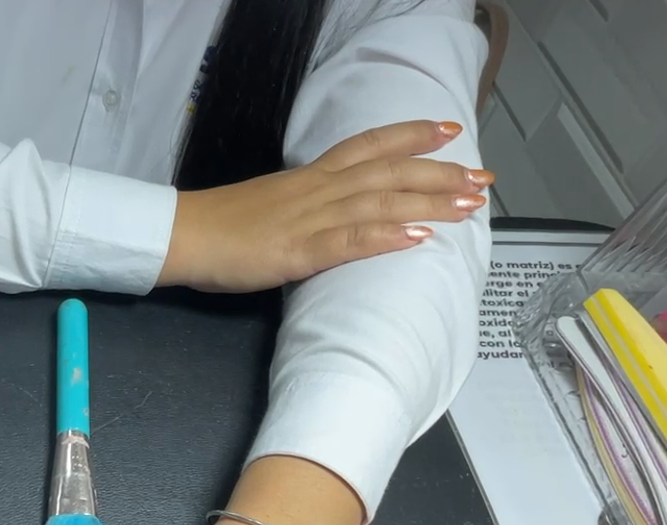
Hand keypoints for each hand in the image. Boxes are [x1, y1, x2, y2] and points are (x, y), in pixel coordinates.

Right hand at [159, 119, 490, 292]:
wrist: (184, 235)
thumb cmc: (218, 227)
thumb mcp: (268, 207)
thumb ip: (301, 209)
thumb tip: (322, 219)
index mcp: (308, 179)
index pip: (368, 148)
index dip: (411, 137)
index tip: (450, 132)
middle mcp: (316, 190)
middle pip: (388, 174)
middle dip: (439, 174)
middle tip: (483, 180)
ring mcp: (309, 219)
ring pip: (379, 203)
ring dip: (427, 201)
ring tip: (467, 205)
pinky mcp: (296, 251)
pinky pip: (347, 241)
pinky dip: (385, 237)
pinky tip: (417, 238)